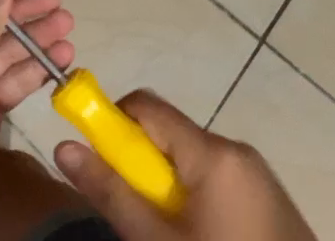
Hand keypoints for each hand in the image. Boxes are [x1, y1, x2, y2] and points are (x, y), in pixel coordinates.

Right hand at [53, 90, 315, 240]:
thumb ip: (111, 192)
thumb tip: (62, 145)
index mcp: (212, 153)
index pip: (144, 106)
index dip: (110, 124)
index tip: (98, 163)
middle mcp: (237, 152)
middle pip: (167, 136)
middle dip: (140, 166)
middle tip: (134, 216)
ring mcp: (260, 178)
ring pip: (189, 162)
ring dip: (166, 189)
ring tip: (167, 236)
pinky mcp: (273, 202)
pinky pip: (217, 182)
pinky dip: (194, 202)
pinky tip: (199, 240)